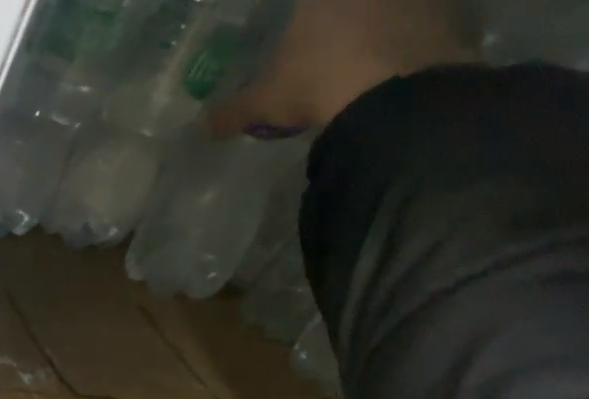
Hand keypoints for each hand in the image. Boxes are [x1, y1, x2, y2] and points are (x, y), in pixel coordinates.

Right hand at [204, 0, 475, 138]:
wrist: (397, 94)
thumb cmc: (318, 81)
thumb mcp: (263, 103)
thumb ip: (231, 112)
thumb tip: (202, 129)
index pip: (303, 1)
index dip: (302, 12)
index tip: (298, 25)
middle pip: (350, 5)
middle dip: (341, 16)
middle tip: (327, 37)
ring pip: (395, 6)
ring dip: (385, 19)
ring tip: (366, 48)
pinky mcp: (455, 10)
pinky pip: (431, 15)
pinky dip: (417, 31)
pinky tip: (399, 58)